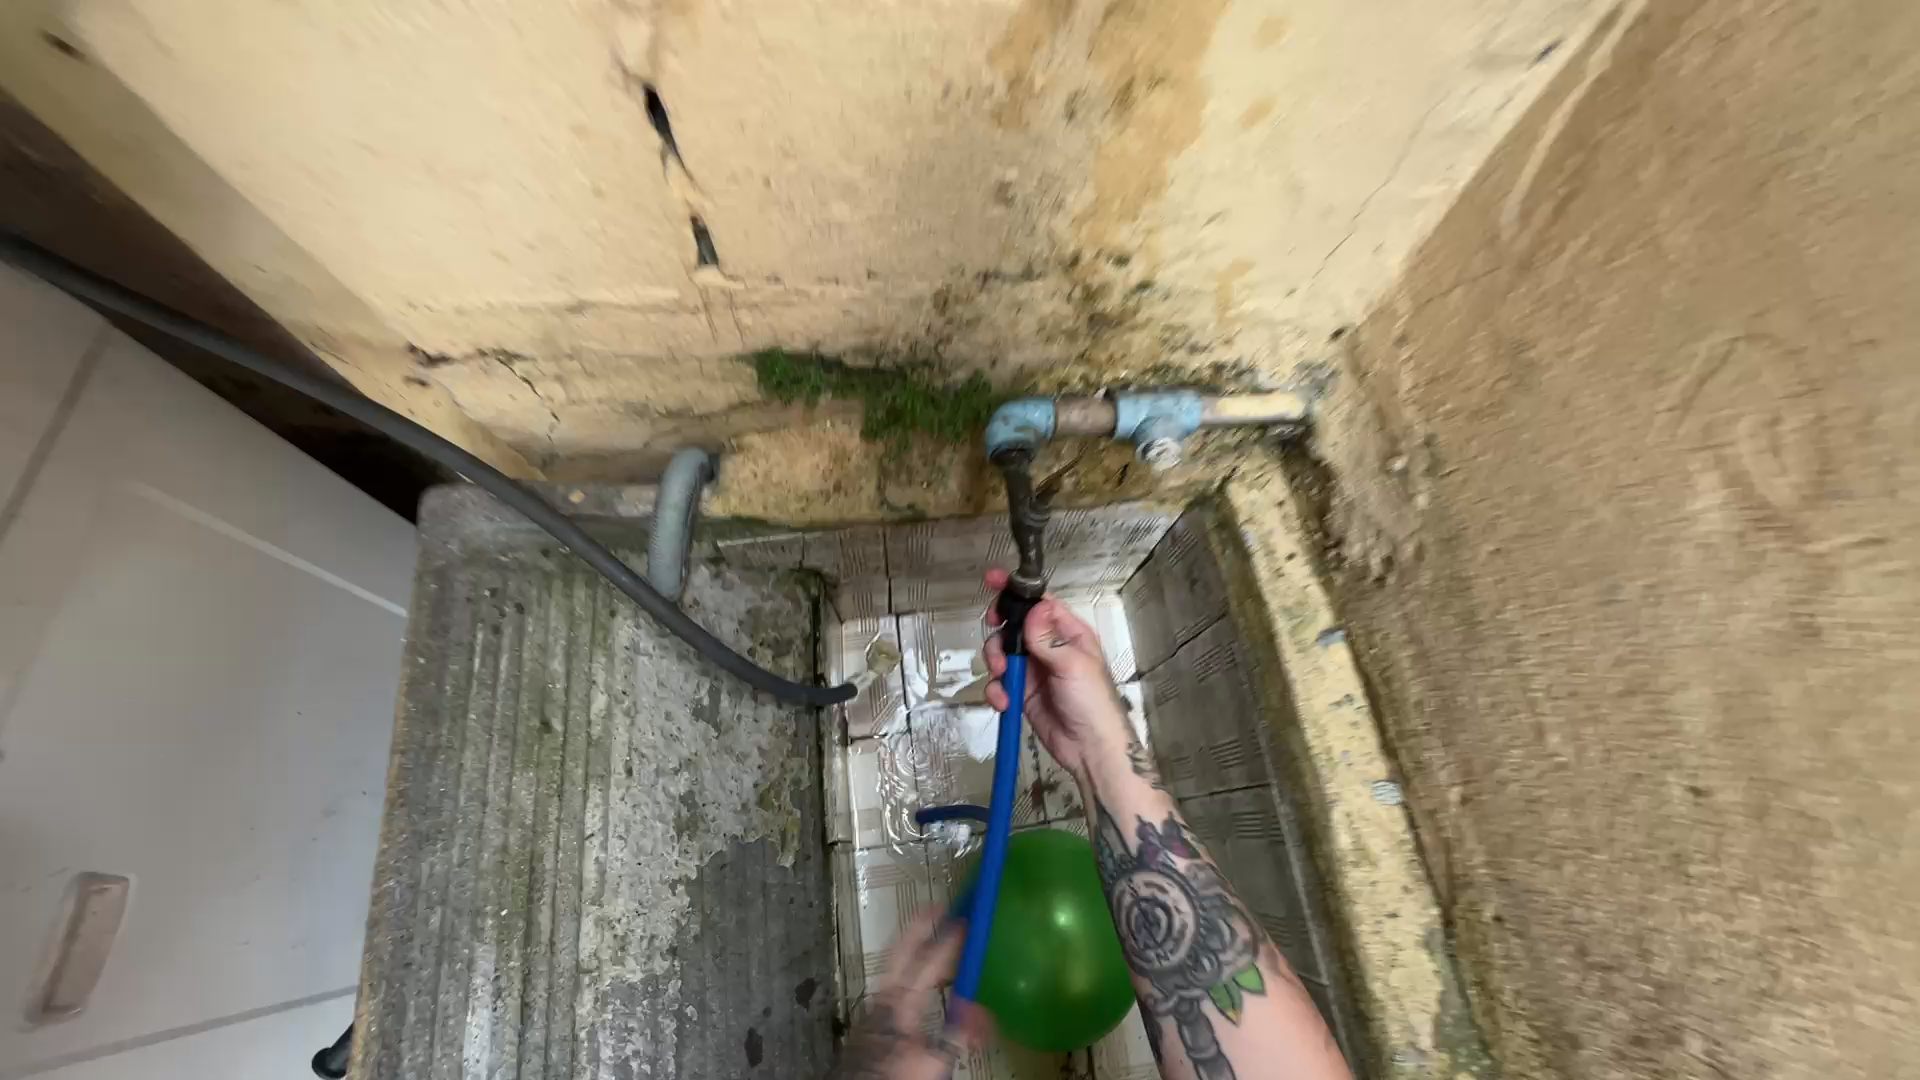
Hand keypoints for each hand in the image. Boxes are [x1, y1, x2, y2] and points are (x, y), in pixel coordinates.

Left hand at [829, 911, 980, 1079]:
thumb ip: (958, 1032)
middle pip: (901, 949)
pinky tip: (914, 966)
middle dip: (918, 925)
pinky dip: (905, 961)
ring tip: (926, 925)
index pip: (928, 962)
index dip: (947, 941)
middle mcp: (885, 994)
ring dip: (911, 941)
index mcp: (901, 1001)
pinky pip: (892, 975)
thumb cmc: (897, 1075)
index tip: (963, 923)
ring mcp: (876, 1002)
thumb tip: (981, 1008)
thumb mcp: (934, 1060)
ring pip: (894, 960)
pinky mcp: (873, 1014)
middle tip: (936, 905)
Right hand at [982, 568, 1130, 779]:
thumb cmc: (1092, 702)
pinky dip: (996, 690)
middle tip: (995, 633)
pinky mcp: (1021, 692)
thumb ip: (1048, 638)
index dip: (1016, 591)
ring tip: (1002, 676)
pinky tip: (1004, 703)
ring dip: (996, 661)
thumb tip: (1033, 607)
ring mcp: (1033, 669)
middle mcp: (1048, 646)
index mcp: (1068, 632)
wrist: (1090, 750)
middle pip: (1014, 624)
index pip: (1039, 602)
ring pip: (1001, 652)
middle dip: (1000, 630)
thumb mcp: (1073, 665)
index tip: (992, 580)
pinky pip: (999, 682)